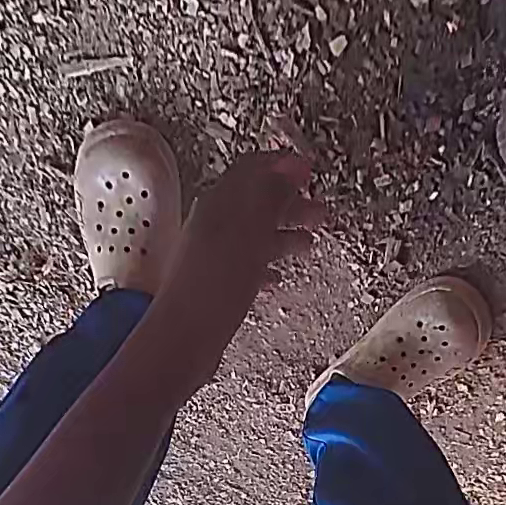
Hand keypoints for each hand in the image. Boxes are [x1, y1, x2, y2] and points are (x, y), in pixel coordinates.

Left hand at [146, 151, 325, 387]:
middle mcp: (213, 226)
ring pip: (254, 236)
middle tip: (318, 209)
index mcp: (219, 203)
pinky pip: (245, 267)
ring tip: (308, 241)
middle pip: (256, 203)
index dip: (284, 166)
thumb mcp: (252, 233)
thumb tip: (290, 168)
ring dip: (283, 235)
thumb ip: (271, 197)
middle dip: (290, 203)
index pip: (254, 169)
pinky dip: (266, 265)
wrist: (186, 337)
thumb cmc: (215, 287)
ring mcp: (212, 256)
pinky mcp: (214, 286)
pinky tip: (278, 277)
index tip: (309, 170)